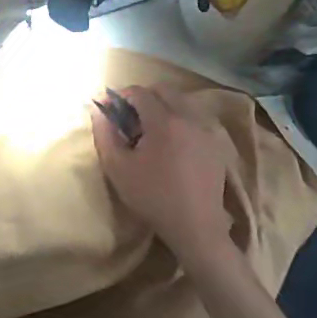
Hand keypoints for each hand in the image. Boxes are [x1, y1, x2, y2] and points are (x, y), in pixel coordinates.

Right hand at [91, 85, 234, 264]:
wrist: (196, 227)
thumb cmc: (152, 197)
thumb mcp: (117, 168)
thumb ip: (104, 134)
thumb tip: (99, 110)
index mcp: (165, 121)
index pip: (140, 92)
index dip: (121, 96)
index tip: (110, 109)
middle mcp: (189, 117)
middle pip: (164, 90)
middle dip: (143, 97)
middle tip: (129, 118)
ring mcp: (207, 129)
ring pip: (182, 101)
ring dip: (163, 106)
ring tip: (150, 130)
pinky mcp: (216, 143)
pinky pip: (195, 118)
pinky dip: (179, 120)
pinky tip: (171, 144)